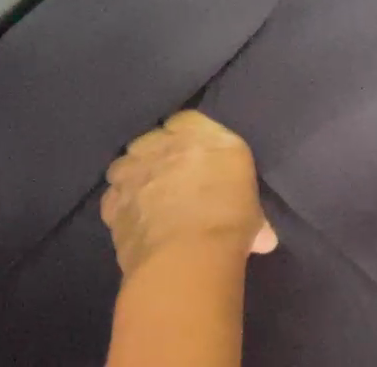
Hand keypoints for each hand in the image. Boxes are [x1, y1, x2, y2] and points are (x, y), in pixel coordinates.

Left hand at [101, 111, 277, 278]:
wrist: (187, 256)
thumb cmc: (231, 221)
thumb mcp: (252, 209)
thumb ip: (252, 214)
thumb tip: (266, 239)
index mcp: (209, 137)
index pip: (186, 119)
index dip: (186, 135)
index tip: (193, 151)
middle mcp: (168, 147)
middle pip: (151, 138)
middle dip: (155, 152)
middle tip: (168, 173)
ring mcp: (135, 173)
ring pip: (124, 163)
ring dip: (132, 174)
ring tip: (145, 192)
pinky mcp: (111, 204)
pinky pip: (112, 196)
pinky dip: (119, 203)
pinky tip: (132, 215)